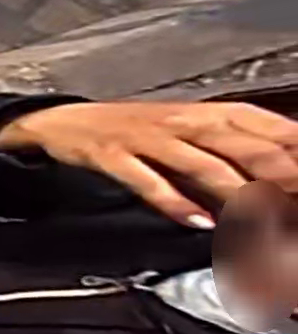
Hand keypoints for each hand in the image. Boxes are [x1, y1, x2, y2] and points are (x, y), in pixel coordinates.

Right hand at [0, 101, 297, 227]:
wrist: (59, 120)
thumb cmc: (132, 125)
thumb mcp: (191, 123)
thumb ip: (240, 142)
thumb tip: (285, 167)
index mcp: (214, 112)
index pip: (282, 133)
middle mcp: (184, 122)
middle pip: (251, 151)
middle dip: (285, 180)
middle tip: (295, 203)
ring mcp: (144, 138)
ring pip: (205, 167)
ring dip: (239, 195)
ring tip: (260, 220)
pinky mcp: (109, 154)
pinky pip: (147, 180)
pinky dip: (175, 203)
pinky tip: (197, 221)